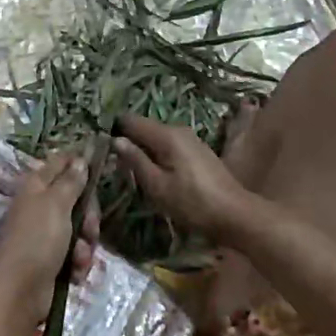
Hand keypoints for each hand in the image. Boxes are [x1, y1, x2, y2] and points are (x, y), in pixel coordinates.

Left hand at [0, 153, 99, 327]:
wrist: (19, 293)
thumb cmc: (37, 240)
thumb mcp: (56, 204)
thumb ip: (71, 181)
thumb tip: (80, 159)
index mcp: (37, 185)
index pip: (61, 162)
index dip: (80, 164)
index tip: (99, 172)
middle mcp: (41, 205)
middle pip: (76, 198)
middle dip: (88, 216)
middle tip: (90, 230)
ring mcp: (46, 233)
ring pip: (80, 227)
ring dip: (85, 244)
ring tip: (79, 258)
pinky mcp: (52, 257)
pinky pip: (75, 252)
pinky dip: (78, 262)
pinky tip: (75, 272)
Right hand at [113, 114, 249, 239]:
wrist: (234, 214)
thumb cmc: (193, 202)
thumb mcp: (158, 186)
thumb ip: (136, 161)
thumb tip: (116, 140)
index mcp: (166, 135)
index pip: (132, 121)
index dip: (115, 129)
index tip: (101, 144)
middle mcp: (178, 130)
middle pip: (145, 128)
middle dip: (129, 141)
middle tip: (113, 162)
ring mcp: (190, 139)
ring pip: (157, 138)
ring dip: (144, 150)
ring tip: (130, 170)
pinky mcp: (197, 151)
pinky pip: (169, 146)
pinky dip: (158, 154)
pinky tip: (154, 172)